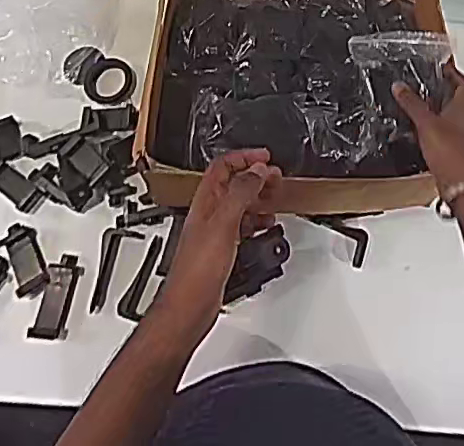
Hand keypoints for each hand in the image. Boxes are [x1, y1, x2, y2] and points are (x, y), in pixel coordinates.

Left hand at [154, 149, 280, 329]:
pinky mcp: (223, 248)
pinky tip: (265, 225)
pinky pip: (243, 225)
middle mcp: (210, 212)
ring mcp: (216, 230)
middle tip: (275, 176)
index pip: (224, 165)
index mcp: (206, 200)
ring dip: (258, 196)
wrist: (188, 308)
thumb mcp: (224, 223)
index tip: (264, 157)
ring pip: (239, 203)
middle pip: (234, 182)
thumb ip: (241, 192)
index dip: (244, 156)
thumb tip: (257, 171)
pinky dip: (257, 220)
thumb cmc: (197, 270)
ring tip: (274, 196)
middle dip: (256, 175)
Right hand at [391, 66, 463, 189]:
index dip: (455, 73)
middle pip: (455, 100)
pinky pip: (439, 133)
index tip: (446, 65)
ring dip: (435, 108)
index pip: (463, 85)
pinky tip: (419, 130)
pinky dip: (429, 127)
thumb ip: (413, 104)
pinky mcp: (448, 152)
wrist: (460, 187)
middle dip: (444, 89)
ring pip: (446, 117)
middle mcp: (460, 123)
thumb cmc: (453, 156)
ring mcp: (455, 138)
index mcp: (460, 110)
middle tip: (432, 80)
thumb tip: (401, 87)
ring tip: (421, 101)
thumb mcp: (427, 124)